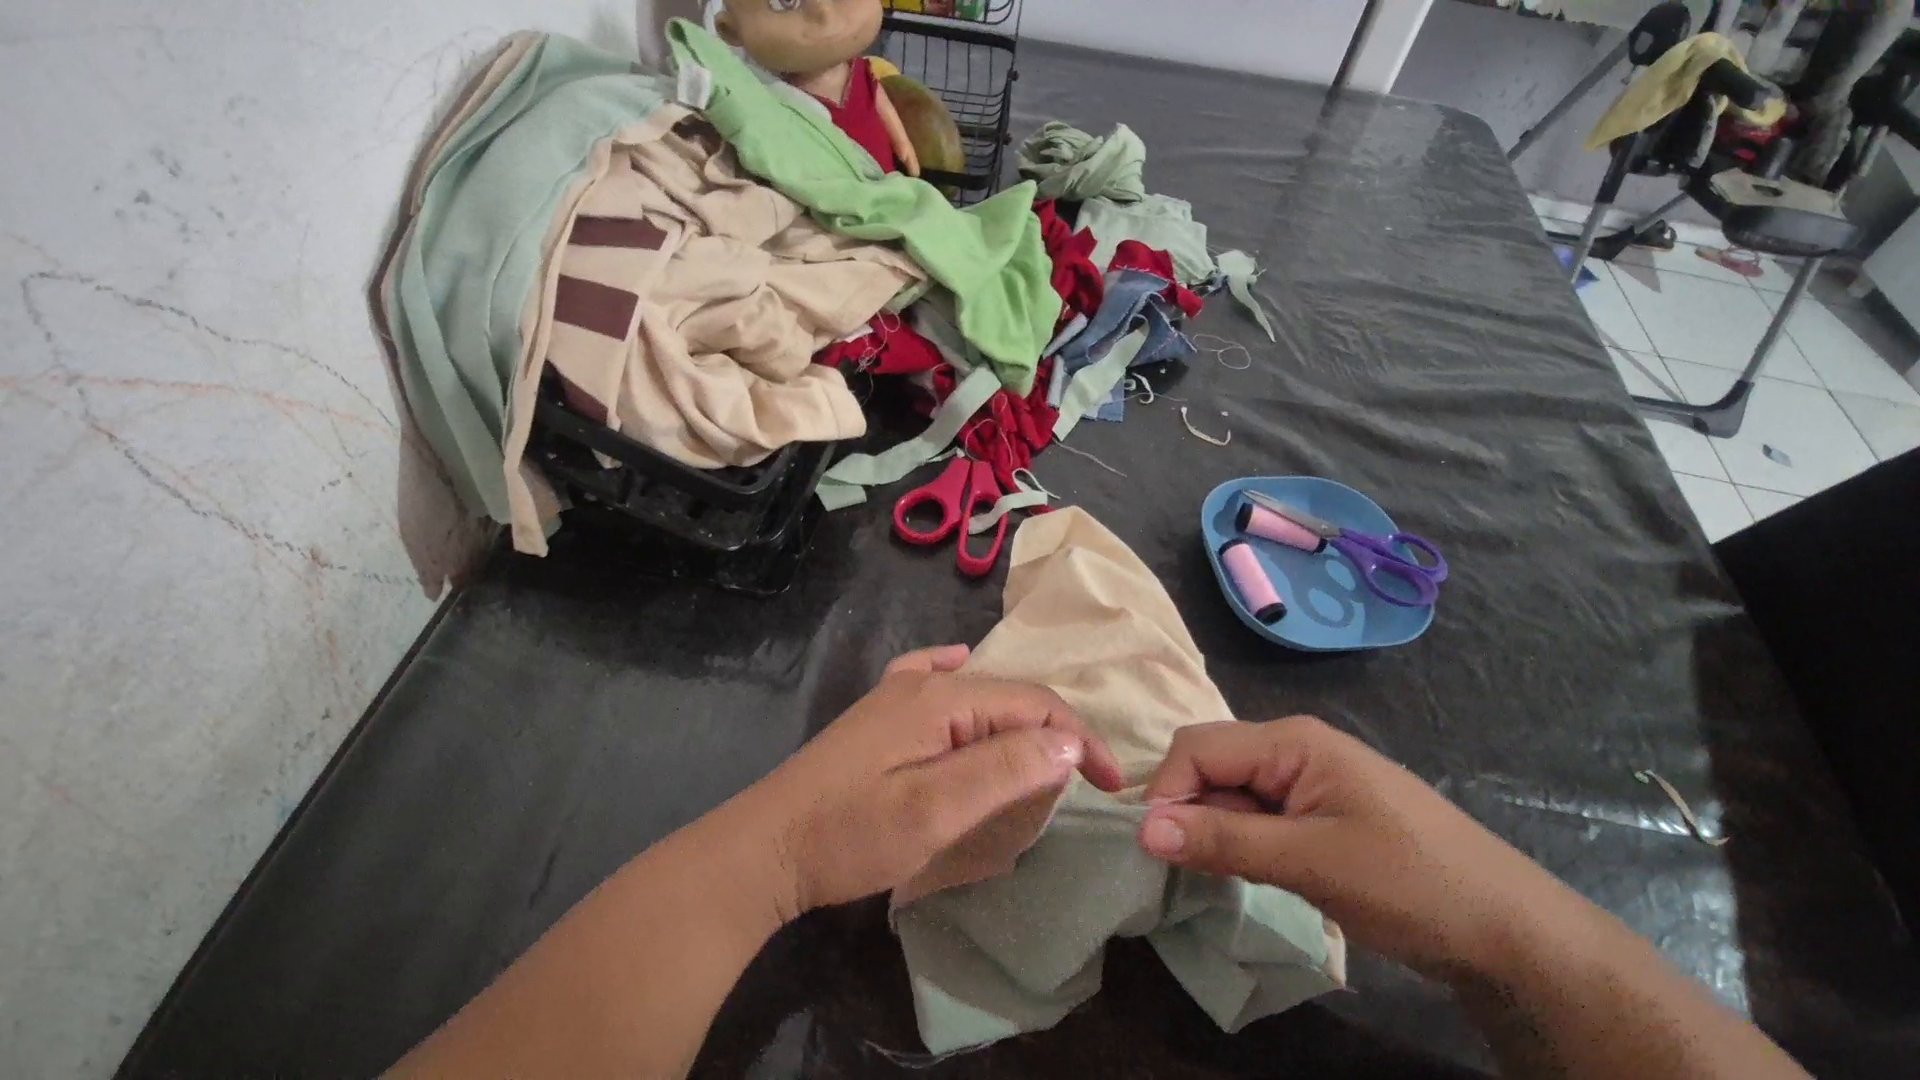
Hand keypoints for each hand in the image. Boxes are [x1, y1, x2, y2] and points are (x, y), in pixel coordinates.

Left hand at [750, 645, 1124, 918]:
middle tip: (1086, 783)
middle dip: (1056, 733)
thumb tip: (1068, 742)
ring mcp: (894, 697)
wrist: (764, 849)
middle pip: (1009, 697)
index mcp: (942, 699)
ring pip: (978, 696)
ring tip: (1047, 758)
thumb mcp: (934, 810)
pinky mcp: (877, 718)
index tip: (1112, 786)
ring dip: (1020, 721)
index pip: (1034, 705)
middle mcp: (922, 684)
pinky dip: (963, 684)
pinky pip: (930, 681)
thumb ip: (1003, 770)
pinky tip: (961, 668)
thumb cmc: (850, 835)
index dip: (1081, 740)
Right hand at [1136, 716, 1597, 982]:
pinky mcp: (1318, 813)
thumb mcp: (1311, 862)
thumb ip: (1225, 840)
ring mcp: (1308, 781)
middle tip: (1176, 867)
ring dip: (1209, 827)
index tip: (1152, 851)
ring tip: (1206, 876)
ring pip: (1230, 791)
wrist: (1510, 931)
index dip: (1167, 793)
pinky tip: (1238, 873)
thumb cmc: (1411, 884)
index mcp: (1292, 741)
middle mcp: (1293, 748)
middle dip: (1184, 808)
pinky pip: (1256, 814)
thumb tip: (1143, 830)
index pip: (1198, 747)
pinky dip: (1236, 839)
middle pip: (1210, 763)